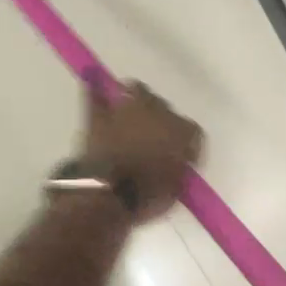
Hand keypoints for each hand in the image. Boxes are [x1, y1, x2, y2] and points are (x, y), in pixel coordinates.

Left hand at [77, 80, 203, 222]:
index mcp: (185, 133)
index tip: (174, 159)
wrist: (109, 196)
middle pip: (163, 108)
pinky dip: (97, 93)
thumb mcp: (175, 191)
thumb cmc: (146, 199)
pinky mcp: (99, 112)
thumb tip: (176, 165)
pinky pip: (97, 95)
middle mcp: (161, 111)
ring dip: (134, 102)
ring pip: (135, 92)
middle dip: (156, 122)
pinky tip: (94, 86)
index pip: (191, 133)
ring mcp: (128, 107)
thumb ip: (179, 171)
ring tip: (127, 119)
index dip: (181, 145)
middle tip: (147, 143)